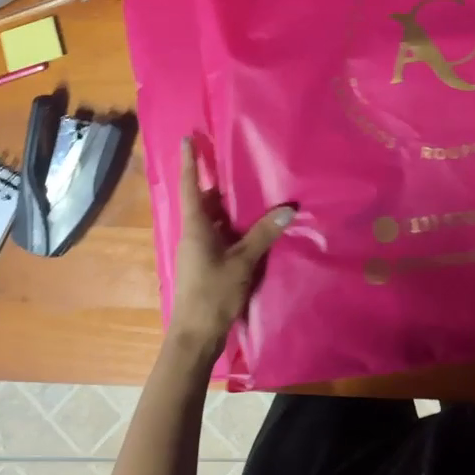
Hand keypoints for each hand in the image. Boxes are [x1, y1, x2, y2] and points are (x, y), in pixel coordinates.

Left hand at [169, 138, 294, 354]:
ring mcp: (197, 251)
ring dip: (227, 207)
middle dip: (218, 183)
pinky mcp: (205, 265)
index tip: (188, 138)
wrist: (195, 337)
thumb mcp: (242, 263)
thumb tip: (287, 210)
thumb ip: (263, 235)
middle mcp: (193, 234)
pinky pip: (219, 236)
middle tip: (237, 163)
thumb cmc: (213, 294)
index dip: (191, 162)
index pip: (191, 186)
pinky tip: (251, 228)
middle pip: (203, 201)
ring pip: (212, 219)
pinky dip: (232, 227)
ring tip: (250, 191)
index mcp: (195, 226)